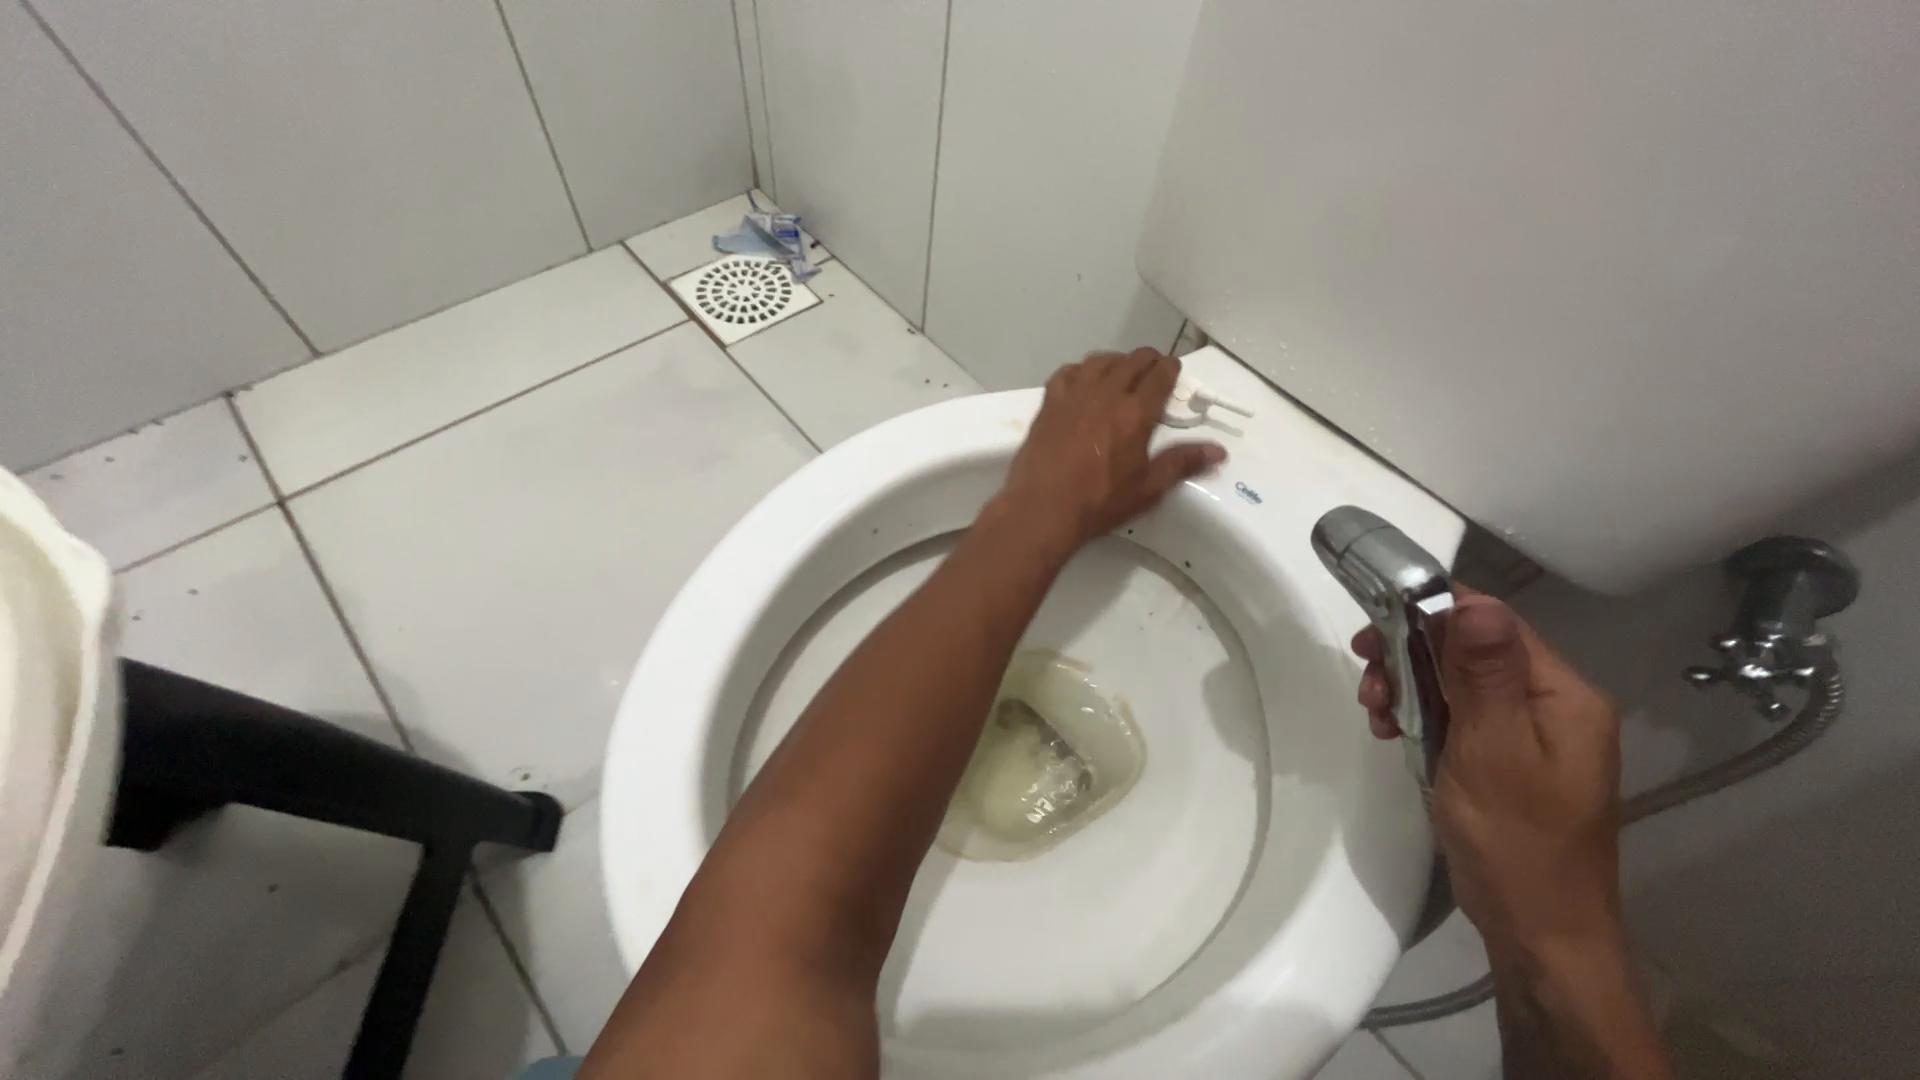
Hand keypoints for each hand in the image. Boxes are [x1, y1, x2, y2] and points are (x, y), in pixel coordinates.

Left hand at [996, 349, 1225, 552]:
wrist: (1042, 509)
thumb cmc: (1099, 502)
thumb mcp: (1147, 488)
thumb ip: (1182, 464)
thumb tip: (1218, 451)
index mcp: (1135, 413)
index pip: (1159, 377)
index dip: (1170, 369)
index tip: (1173, 369)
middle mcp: (1105, 395)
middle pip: (1131, 361)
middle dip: (1147, 360)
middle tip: (1153, 368)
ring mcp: (1073, 396)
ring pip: (1099, 362)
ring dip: (1115, 361)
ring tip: (1120, 371)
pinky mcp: (1048, 404)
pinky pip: (1066, 373)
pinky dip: (1079, 371)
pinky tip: (1082, 381)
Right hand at [1352, 591, 1624, 962]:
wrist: (1537, 930)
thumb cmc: (1513, 838)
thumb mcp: (1492, 748)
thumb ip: (1484, 674)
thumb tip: (1475, 605)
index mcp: (1562, 694)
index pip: (1494, 622)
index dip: (1432, 614)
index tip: (1374, 632)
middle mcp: (1552, 704)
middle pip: (1470, 649)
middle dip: (1411, 656)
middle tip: (1368, 684)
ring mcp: (1529, 733)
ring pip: (1456, 682)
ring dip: (1408, 688)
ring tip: (1375, 716)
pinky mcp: (1505, 758)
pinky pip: (1457, 716)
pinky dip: (1420, 717)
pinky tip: (1393, 734)